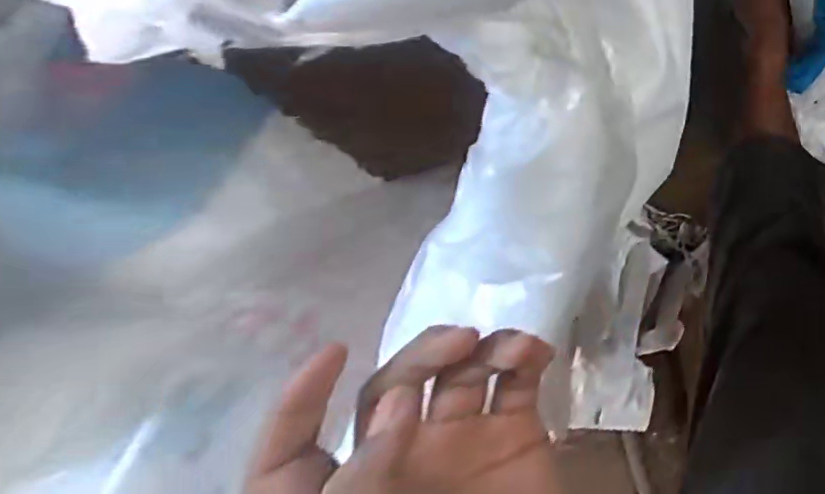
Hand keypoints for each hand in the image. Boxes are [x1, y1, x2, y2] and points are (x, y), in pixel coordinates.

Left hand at [246, 326, 560, 493]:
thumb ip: (360, 487)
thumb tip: (399, 405)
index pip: (292, 454)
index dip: (300, 404)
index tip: (332, 354)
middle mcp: (395, 463)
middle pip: (390, 389)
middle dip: (419, 355)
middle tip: (455, 345)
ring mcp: (459, 443)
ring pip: (459, 371)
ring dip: (478, 346)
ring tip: (497, 348)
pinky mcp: (515, 431)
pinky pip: (517, 380)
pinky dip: (524, 354)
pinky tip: (531, 352)